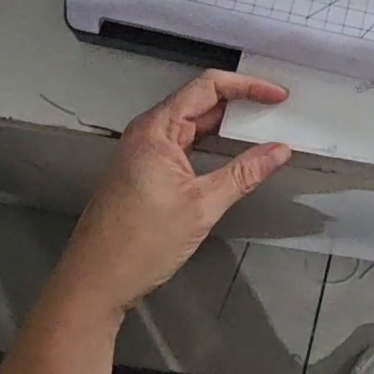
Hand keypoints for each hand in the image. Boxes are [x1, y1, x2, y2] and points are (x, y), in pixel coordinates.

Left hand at [46, 73, 291, 318]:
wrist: (91, 287)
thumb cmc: (143, 243)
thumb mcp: (202, 206)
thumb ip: (244, 173)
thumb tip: (282, 150)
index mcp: (157, 128)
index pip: (208, 86)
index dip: (247, 86)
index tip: (278, 96)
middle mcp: (148, 131)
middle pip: (200, 100)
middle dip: (240, 100)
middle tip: (276, 108)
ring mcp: (144, 150)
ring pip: (192, 122)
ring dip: (227, 121)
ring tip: (262, 123)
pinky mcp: (144, 169)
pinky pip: (184, 141)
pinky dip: (212, 139)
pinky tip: (232, 149)